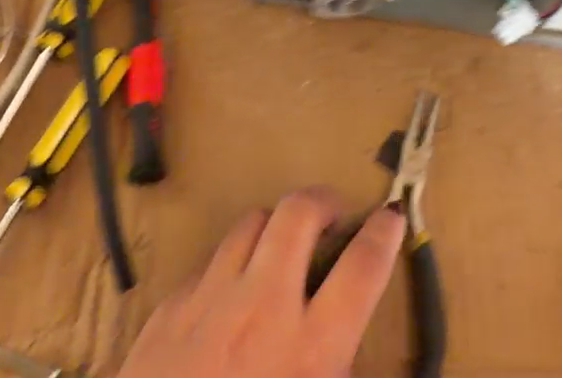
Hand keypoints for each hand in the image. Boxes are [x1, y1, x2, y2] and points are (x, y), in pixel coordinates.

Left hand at [118, 189, 405, 377]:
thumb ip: (338, 369)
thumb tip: (348, 349)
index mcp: (311, 347)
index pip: (363, 266)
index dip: (384, 232)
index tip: (391, 217)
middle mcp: (263, 307)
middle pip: (299, 213)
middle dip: (323, 201)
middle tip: (332, 215)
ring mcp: (211, 298)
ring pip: (251, 223)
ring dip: (275, 226)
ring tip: (282, 247)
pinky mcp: (170, 305)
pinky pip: (210, 263)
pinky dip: (230, 266)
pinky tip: (230, 295)